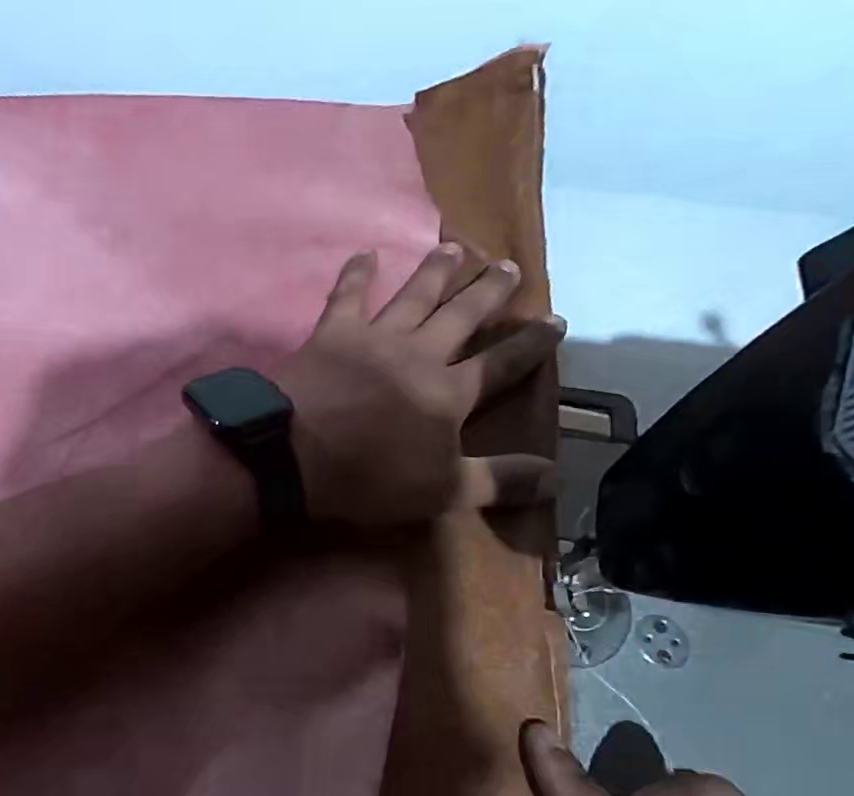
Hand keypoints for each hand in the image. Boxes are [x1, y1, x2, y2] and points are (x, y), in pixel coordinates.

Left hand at [276, 244, 565, 524]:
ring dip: (437, 272)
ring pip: (415, 295)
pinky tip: (366, 252)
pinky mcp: (334, 333)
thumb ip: (500, 480)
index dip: (530, 344)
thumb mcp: (446, 491)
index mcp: (450, 393)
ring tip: (456, 246)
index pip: (501, 364)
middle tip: (510, 265)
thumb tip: (557, 476)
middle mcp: (420, 354)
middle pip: (462, 316)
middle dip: (489, 293)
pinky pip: (349, 295)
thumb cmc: (374, 476)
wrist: (297, 454)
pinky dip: (357, 273)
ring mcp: (376, 338)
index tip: (556, 319)